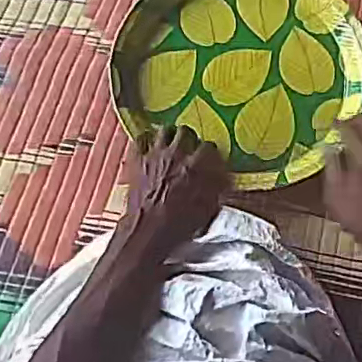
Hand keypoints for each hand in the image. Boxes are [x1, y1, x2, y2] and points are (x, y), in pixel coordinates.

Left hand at [114, 125, 228, 259]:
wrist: (149, 231)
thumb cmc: (180, 224)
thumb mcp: (209, 208)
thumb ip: (217, 188)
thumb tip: (223, 179)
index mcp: (198, 165)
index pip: (210, 147)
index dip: (210, 154)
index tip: (210, 161)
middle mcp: (178, 154)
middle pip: (186, 132)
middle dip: (190, 139)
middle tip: (190, 148)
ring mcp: (155, 154)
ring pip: (164, 130)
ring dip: (169, 136)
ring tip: (171, 143)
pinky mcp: (138, 160)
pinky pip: (140, 139)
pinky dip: (145, 140)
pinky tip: (148, 146)